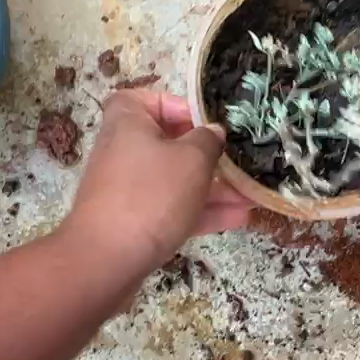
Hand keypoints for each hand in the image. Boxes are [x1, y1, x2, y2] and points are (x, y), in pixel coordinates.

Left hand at [62, 91, 253, 275]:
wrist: (107, 260)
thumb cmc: (151, 194)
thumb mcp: (192, 159)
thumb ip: (208, 141)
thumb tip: (213, 133)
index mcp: (128, 122)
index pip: (148, 100)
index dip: (178, 106)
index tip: (206, 122)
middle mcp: (124, 152)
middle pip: (170, 145)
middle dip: (211, 157)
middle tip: (242, 164)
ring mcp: (129, 190)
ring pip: (177, 182)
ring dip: (214, 188)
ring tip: (252, 196)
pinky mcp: (135, 223)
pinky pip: (172, 209)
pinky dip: (201, 212)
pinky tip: (238, 218)